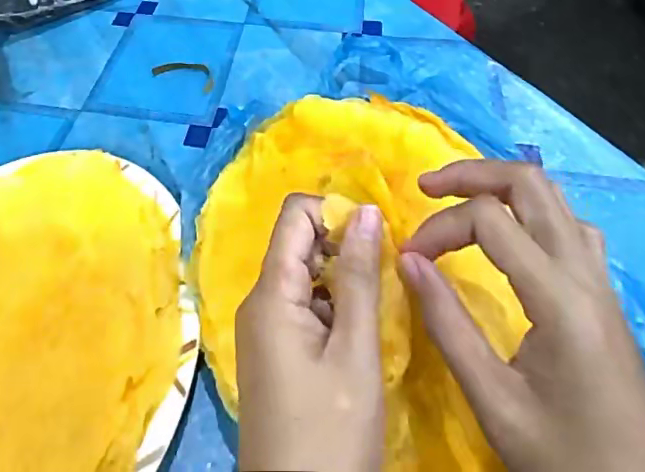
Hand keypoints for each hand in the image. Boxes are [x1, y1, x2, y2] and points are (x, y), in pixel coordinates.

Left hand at [236, 194, 385, 471]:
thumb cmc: (329, 434)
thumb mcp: (354, 353)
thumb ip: (360, 277)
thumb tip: (368, 211)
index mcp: (270, 293)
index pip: (295, 215)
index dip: (334, 213)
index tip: (374, 239)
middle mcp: (260, 301)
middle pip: (298, 242)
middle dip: (342, 244)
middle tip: (384, 275)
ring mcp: (265, 329)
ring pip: (305, 275)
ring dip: (342, 277)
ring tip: (378, 305)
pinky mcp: (275, 353)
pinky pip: (304, 306)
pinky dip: (333, 305)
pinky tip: (359, 333)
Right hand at [398, 161, 644, 471]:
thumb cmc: (566, 458)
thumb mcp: (494, 402)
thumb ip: (447, 324)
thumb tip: (406, 260)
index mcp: (559, 296)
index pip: (488, 219)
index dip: (440, 226)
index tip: (409, 257)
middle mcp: (585, 272)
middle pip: (528, 182)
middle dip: (472, 174)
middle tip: (427, 188)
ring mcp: (601, 279)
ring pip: (553, 196)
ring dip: (502, 185)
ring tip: (461, 200)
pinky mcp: (605, 293)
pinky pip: (570, 224)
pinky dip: (532, 210)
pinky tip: (514, 234)